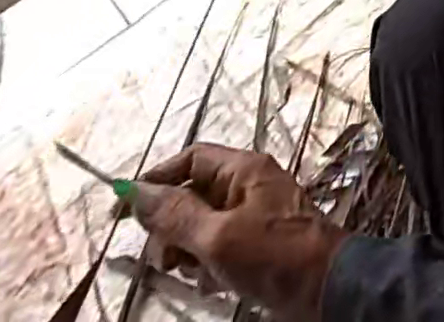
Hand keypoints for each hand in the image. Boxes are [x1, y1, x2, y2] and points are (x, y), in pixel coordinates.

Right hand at [128, 142, 346, 320]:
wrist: (323, 284)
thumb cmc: (273, 254)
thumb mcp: (218, 236)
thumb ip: (176, 215)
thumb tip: (136, 192)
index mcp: (243, 169)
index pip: (191, 159)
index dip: (156, 180)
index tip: (120, 212)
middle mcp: (246, 184)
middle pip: (191, 194)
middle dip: (171, 227)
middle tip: (171, 259)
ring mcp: (251, 212)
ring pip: (199, 224)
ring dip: (188, 250)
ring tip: (198, 272)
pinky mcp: (253, 241)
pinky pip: (215, 246)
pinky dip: (207, 264)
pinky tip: (215, 284)